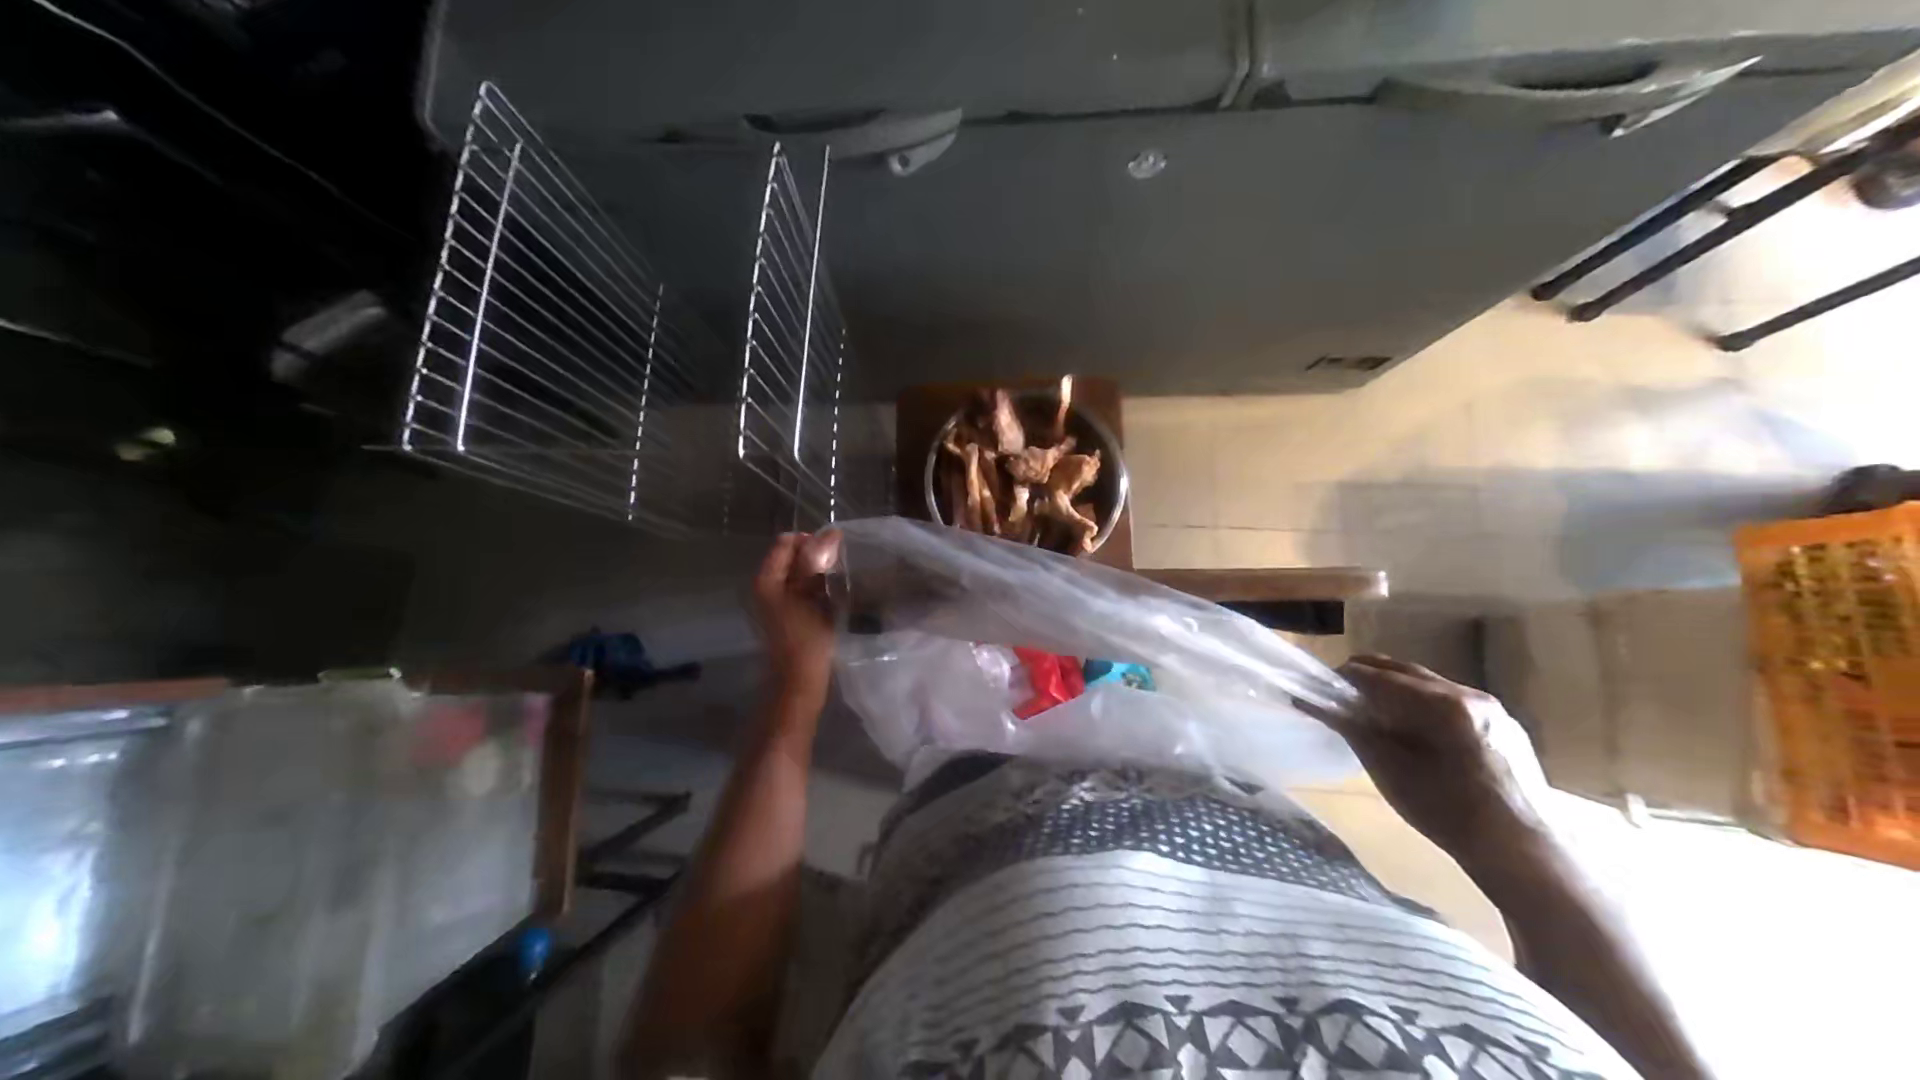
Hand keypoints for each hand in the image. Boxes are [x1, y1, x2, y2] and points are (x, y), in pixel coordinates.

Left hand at [751, 531, 840, 697]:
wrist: (799, 680)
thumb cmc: (805, 638)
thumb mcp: (810, 595)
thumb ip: (816, 562)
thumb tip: (829, 534)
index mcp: (765, 579)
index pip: (786, 542)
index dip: (811, 541)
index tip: (834, 551)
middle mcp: (764, 586)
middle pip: (791, 557)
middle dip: (815, 557)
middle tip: (837, 567)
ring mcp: (774, 601)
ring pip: (798, 573)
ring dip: (817, 573)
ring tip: (836, 581)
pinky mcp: (786, 614)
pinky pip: (801, 589)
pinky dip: (815, 587)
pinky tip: (829, 596)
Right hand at [1325, 655, 1549, 862]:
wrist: (1524, 855)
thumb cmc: (1448, 813)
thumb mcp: (1389, 769)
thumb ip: (1353, 728)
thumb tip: (1315, 701)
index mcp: (1444, 704)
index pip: (1382, 676)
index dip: (1346, 677)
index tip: (1321, 685)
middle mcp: (1472, 696)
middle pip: (1409, 673)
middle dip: (1372, 678)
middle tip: (1341, 692)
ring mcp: (1495, 711)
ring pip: (1432, 688)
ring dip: (1398, 692)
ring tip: (1374, 713)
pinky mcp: (1507, 729)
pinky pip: (1454, 705)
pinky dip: (1425, 708)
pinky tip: (1415, 732)